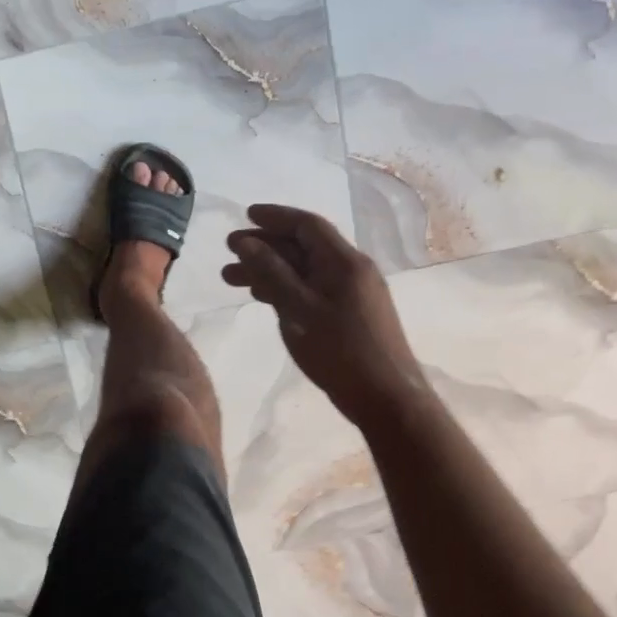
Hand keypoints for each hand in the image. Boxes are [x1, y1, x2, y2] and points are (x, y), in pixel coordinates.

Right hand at [221, 204, 430, 429]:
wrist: (387, 401)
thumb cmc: (340, 351)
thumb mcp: (297, 308)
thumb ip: (270, 271)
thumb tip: (245, 241)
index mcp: (344, 262)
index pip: (307, 225)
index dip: (275, 217)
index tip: (245, 215)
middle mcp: (351, 270)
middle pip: (303, 246)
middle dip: (264, 245)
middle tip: (229, 250)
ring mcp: (353, 293)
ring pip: (303, 269)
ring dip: (268, 268)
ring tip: (232, 278)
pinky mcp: (350, 313)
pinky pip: (311, 287)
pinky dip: (284, 286)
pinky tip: (262, 297)